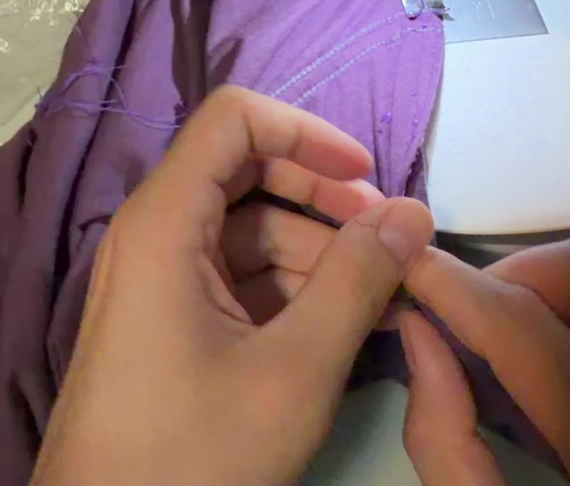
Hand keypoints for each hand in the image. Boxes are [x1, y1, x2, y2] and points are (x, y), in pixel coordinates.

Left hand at [33, 85, 436, 485]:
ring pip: (247, 226)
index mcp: (165, 217)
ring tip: (381, 296)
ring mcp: (160, 272)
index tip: (365, 175)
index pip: (233, 118)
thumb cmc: (193, 453)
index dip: (304, 131)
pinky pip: (236, 272)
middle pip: (245, 170)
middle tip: (387, 240)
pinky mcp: (170, 312)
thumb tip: (413, 212)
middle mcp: (155, 228)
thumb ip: (357, 282)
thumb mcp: (293, 370)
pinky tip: (341, 323)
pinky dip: (290, 286)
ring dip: (315, 250)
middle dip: (321, 196)